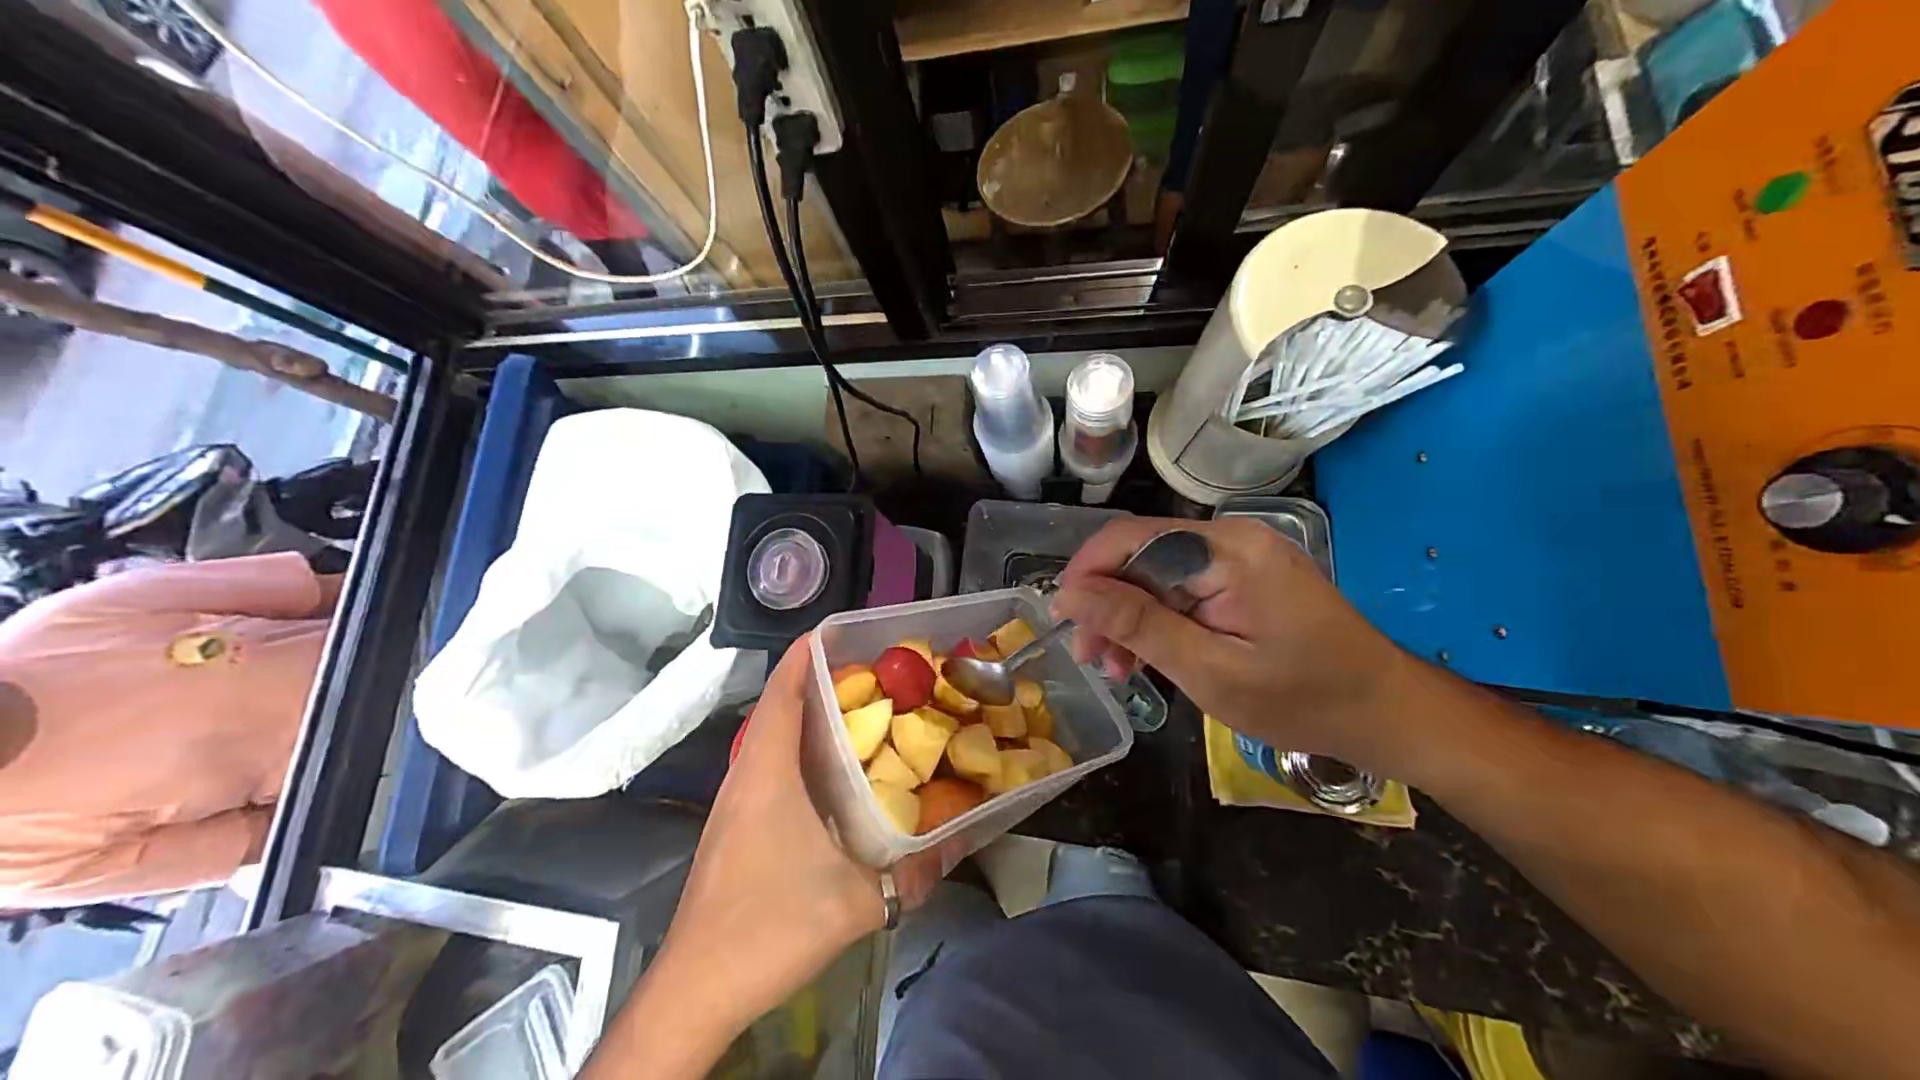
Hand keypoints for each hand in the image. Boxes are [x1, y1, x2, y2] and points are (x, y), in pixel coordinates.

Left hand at [584, 635, 892, 1077]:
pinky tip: (836, 778)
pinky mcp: (736, 827)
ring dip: (812, 719)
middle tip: (875, 676)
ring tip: (864, 715)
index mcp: (768, 771)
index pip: (782, 691)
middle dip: (822, 682)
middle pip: (779, 707)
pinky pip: (771, 768)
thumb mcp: (858, 899)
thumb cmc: (771, 928)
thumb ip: (917, 869)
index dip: (807, 654)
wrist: (696, 989)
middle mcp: (746, 775)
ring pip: (774, 739)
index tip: (843, 632)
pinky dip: (803, 753)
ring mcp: (735, 802)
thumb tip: (964, 840)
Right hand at [1052, 517, 1419, 768]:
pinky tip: (1150, 657)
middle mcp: (1234, 538)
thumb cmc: (1302, 700)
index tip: (1062, 621)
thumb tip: (1069, 594)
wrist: (1386, 713)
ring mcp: (1244, 556)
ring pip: (1160, 573)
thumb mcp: (1209, 670)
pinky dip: (1162, 619)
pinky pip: (1186, 586)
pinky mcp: (1248, 576)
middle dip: (1108, 604)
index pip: (1132, 539)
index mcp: (1229, 551)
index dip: (1087, 574)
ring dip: (1131, 617)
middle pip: (1143, 555)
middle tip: (1091, 659)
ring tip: (1118, 669)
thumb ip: (1137, 625)